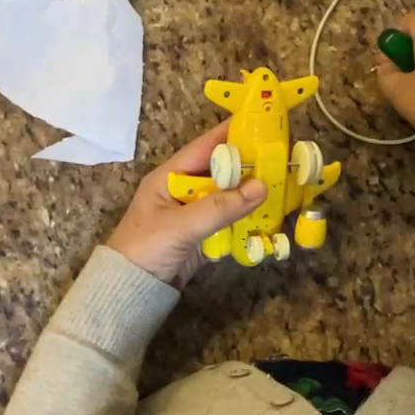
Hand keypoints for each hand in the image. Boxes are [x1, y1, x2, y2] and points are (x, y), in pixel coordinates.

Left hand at [106, 120, 268, 286]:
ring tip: (285, 186)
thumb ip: (221, 207)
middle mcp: (184, 190)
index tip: (262, 123)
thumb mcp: (182, 225)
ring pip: (229, 197)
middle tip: (284, 158)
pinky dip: (248, 221)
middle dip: (250, 166)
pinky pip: (230, 223)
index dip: (232, 134)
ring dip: (252, 195)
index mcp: (170, 176)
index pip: (205, 146)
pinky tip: (271, 220)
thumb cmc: (146, 249)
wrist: (129, 291)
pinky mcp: (203, 237)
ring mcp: (194, 214)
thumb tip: (262, 186)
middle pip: (222, 171)